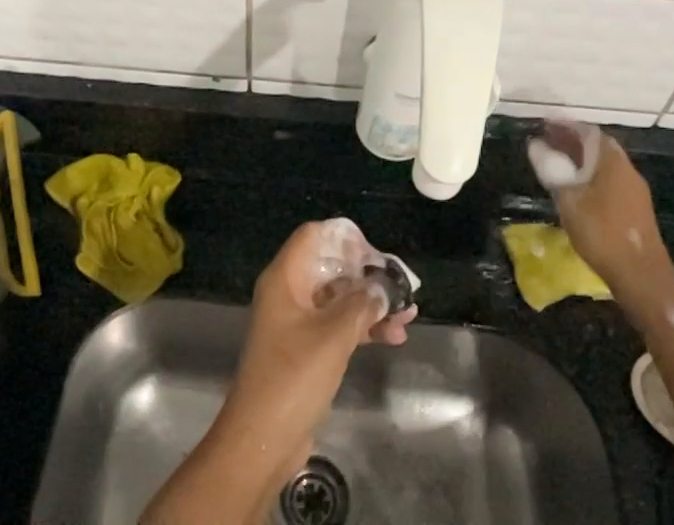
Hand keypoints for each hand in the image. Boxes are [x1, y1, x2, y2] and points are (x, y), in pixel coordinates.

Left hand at [219, 222, 416, 468]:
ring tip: (409, 314)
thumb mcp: (334, 335)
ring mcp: (296, 323)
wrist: (264, 436)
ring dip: (371, 304)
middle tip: (403, 285)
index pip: (314, 236)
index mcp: (284, 279)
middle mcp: (288, 294)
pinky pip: (338, 326)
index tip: (377, 256)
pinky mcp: (305, 350)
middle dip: (367, 275)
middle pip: (330, 267)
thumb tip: (383, 287)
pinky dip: (363, 327)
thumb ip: (362, 304)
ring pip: (338, 299)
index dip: (346, 238)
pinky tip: (394, 336)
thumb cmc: (294, 376)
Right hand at [533, 121, 670, 285]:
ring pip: (603, 164)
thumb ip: (552, 169)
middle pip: (598, 146)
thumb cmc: (601, 231)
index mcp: (612, 162)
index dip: (565, 125)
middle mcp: (627, 170)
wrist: (639, 272)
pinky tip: (573, 187)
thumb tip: (536, 145)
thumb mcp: (568, 199)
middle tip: (546, 141)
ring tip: (554, 162)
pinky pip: (608, 179)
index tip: (544, 124)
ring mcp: (633, 189)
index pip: (589, 131)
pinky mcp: (634, 207)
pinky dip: (589, 175)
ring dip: (580, 159)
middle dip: (572, 141)